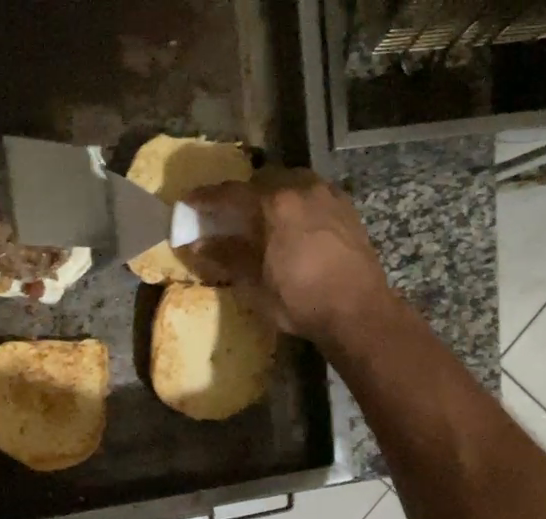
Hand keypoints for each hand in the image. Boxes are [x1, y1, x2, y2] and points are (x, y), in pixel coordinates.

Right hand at [182, 171, 400, 342]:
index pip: (230, 194)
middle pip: (262, 182)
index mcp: (275, 205)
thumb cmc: (300, 300)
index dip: (205, 198)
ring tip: (260, 217)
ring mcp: (328, 195)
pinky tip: (291, 223)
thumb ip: (227, 256)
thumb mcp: (254, 284)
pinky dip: (294, 203)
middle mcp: (302, 189)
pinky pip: (312, 195)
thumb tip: (198, 243)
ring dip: (270, 196)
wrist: (357, 310)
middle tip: (225, 214)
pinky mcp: (346, 208)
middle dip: (240, 196)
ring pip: (290, 184)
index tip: (188, 202)